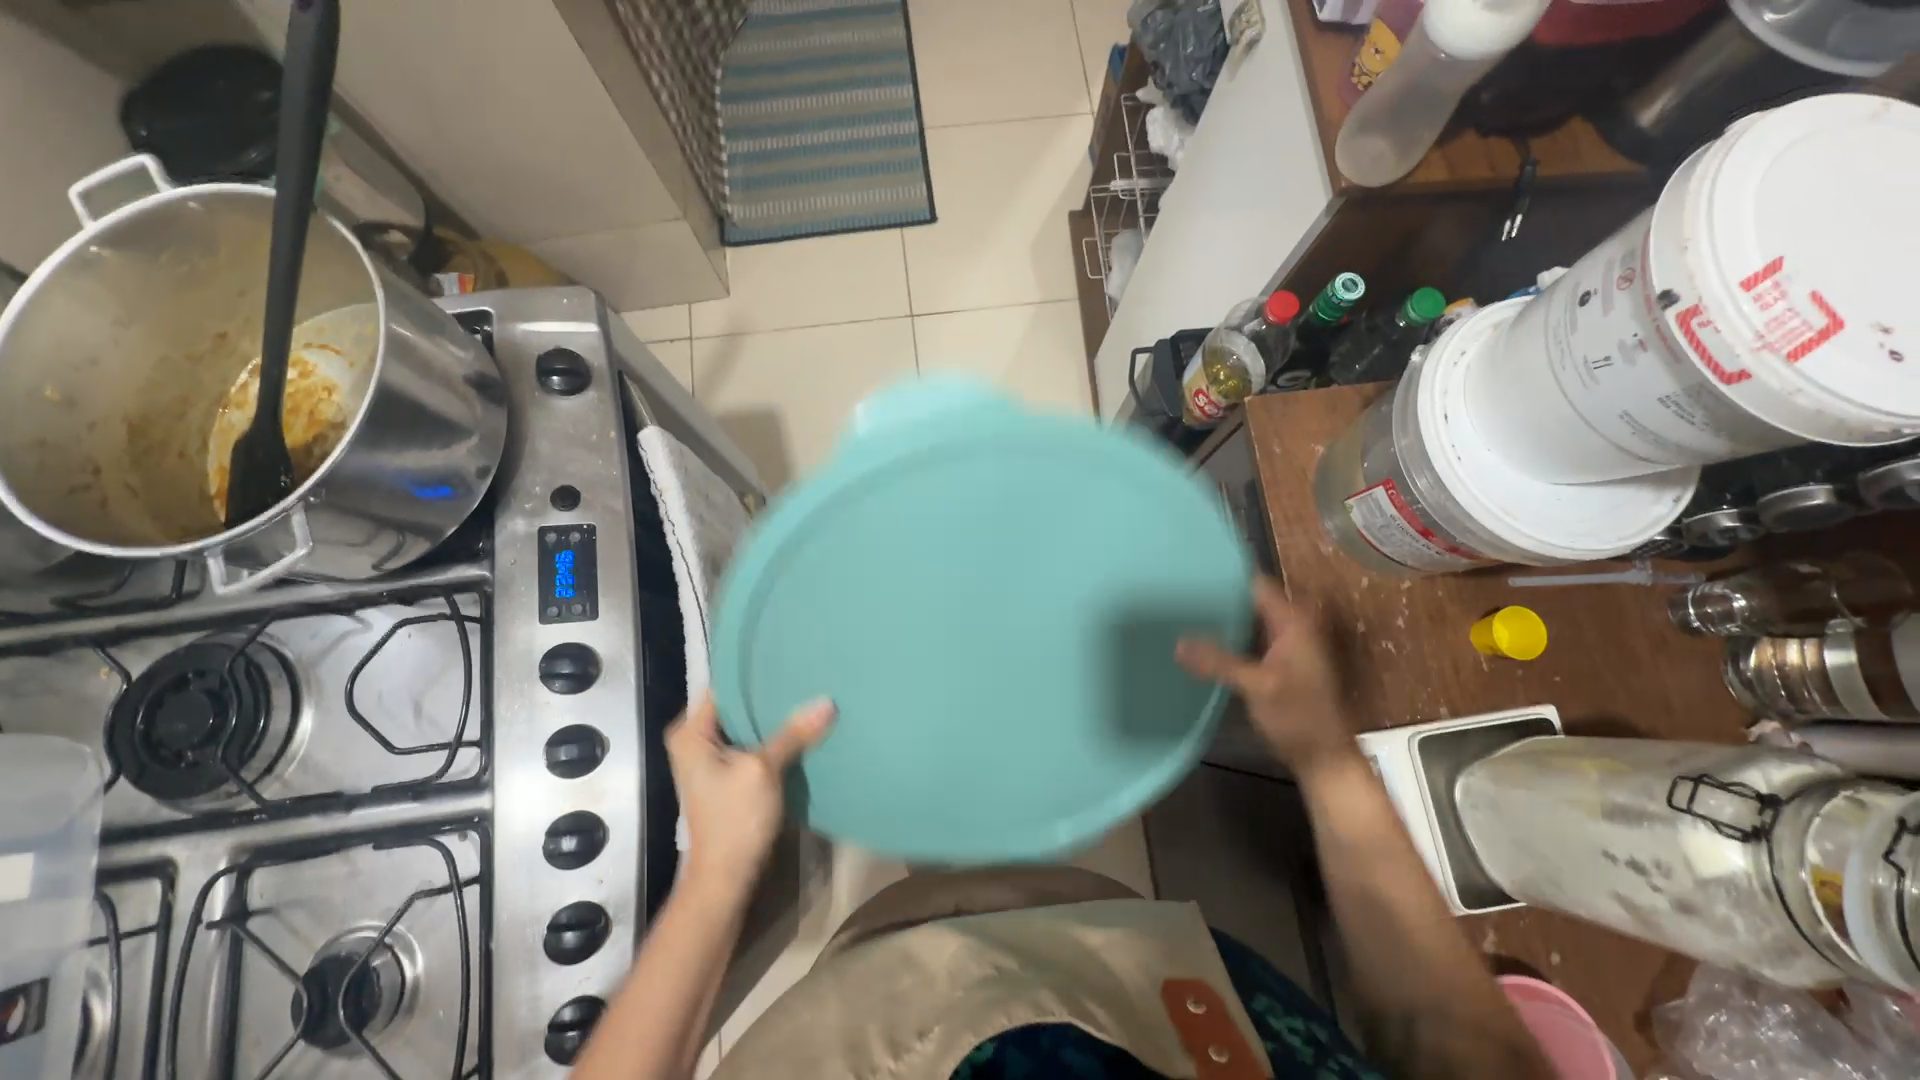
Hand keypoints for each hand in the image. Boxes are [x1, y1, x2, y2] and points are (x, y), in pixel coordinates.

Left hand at [665, 694, 834, 893]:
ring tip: (810, 698)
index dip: (755, 675)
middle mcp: (695, 741)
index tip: (789, 660)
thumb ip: (793, 733)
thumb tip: (827, 702)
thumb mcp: (764, 770)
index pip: (724, 688)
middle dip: (770, 697)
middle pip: (737, 707)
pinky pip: (753, 746)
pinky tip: (803, 730)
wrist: (726, 877)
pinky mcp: (729, 777)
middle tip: (808, 677)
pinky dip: (774, 740)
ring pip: (748, 728)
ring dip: (775, 720)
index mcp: (690, 732)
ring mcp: (712, 761)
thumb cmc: (734, 819)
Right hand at [1175, 577, 1355, 776]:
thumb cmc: (1299, 717)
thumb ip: (1218, 662)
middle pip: (1247, 601)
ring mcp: (1282, 646)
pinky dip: (1224, 640)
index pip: (1255, 584)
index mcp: (1293, 622)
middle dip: (1215, 598)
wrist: (1323, 758)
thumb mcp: (1257, 687)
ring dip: (1217, 620)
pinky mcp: (1273, 665)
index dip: (1224, 576)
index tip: (1188, 573)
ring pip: (1244, 622)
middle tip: (1174, 594)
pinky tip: (1195, 642)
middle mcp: (1289, 626)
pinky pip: (1243, 642)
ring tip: (1177, 613)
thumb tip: (1177, 642)